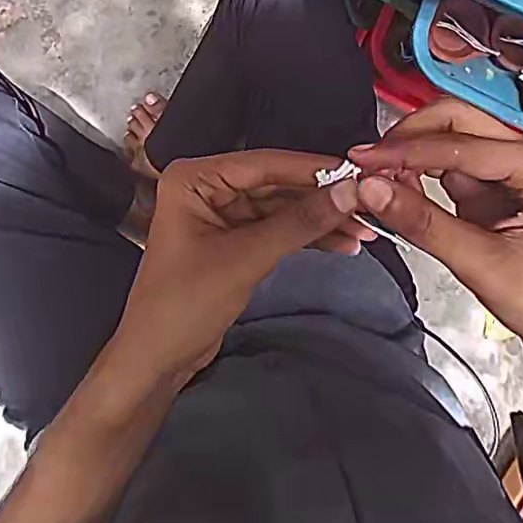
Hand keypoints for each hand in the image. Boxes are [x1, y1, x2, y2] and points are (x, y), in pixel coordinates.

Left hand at [111, 149, 358, 377]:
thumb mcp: (245, 259)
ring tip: (361, 227)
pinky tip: (339, 242)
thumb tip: (343, 194)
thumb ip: (298, 223)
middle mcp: (206, 188)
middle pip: (275, 183)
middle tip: (364, 202)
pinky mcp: (233, 238)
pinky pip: (276, 227)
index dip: (311, 169)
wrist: (158, 359)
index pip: (263, 163)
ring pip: (280, 206)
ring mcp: (220, 213)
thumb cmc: (180, 306)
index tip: (352, 173)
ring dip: (319, 218)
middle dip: (320, 197)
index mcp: (194, 179)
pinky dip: (306, 235)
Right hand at [347, 99, 522, 353]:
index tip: (368, 161)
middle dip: (408, 137)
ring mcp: (505, 164)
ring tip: (375, 176)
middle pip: (456, 120)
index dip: (410, 151)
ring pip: (444, 133)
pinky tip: (393, 183)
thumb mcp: (481, 265)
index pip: (465, 144)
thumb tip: (375, 189)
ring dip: (407, 150)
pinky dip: (411, 167)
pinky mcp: (483, 178)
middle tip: (368, 161)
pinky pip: (439, 158)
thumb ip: (424, 223)